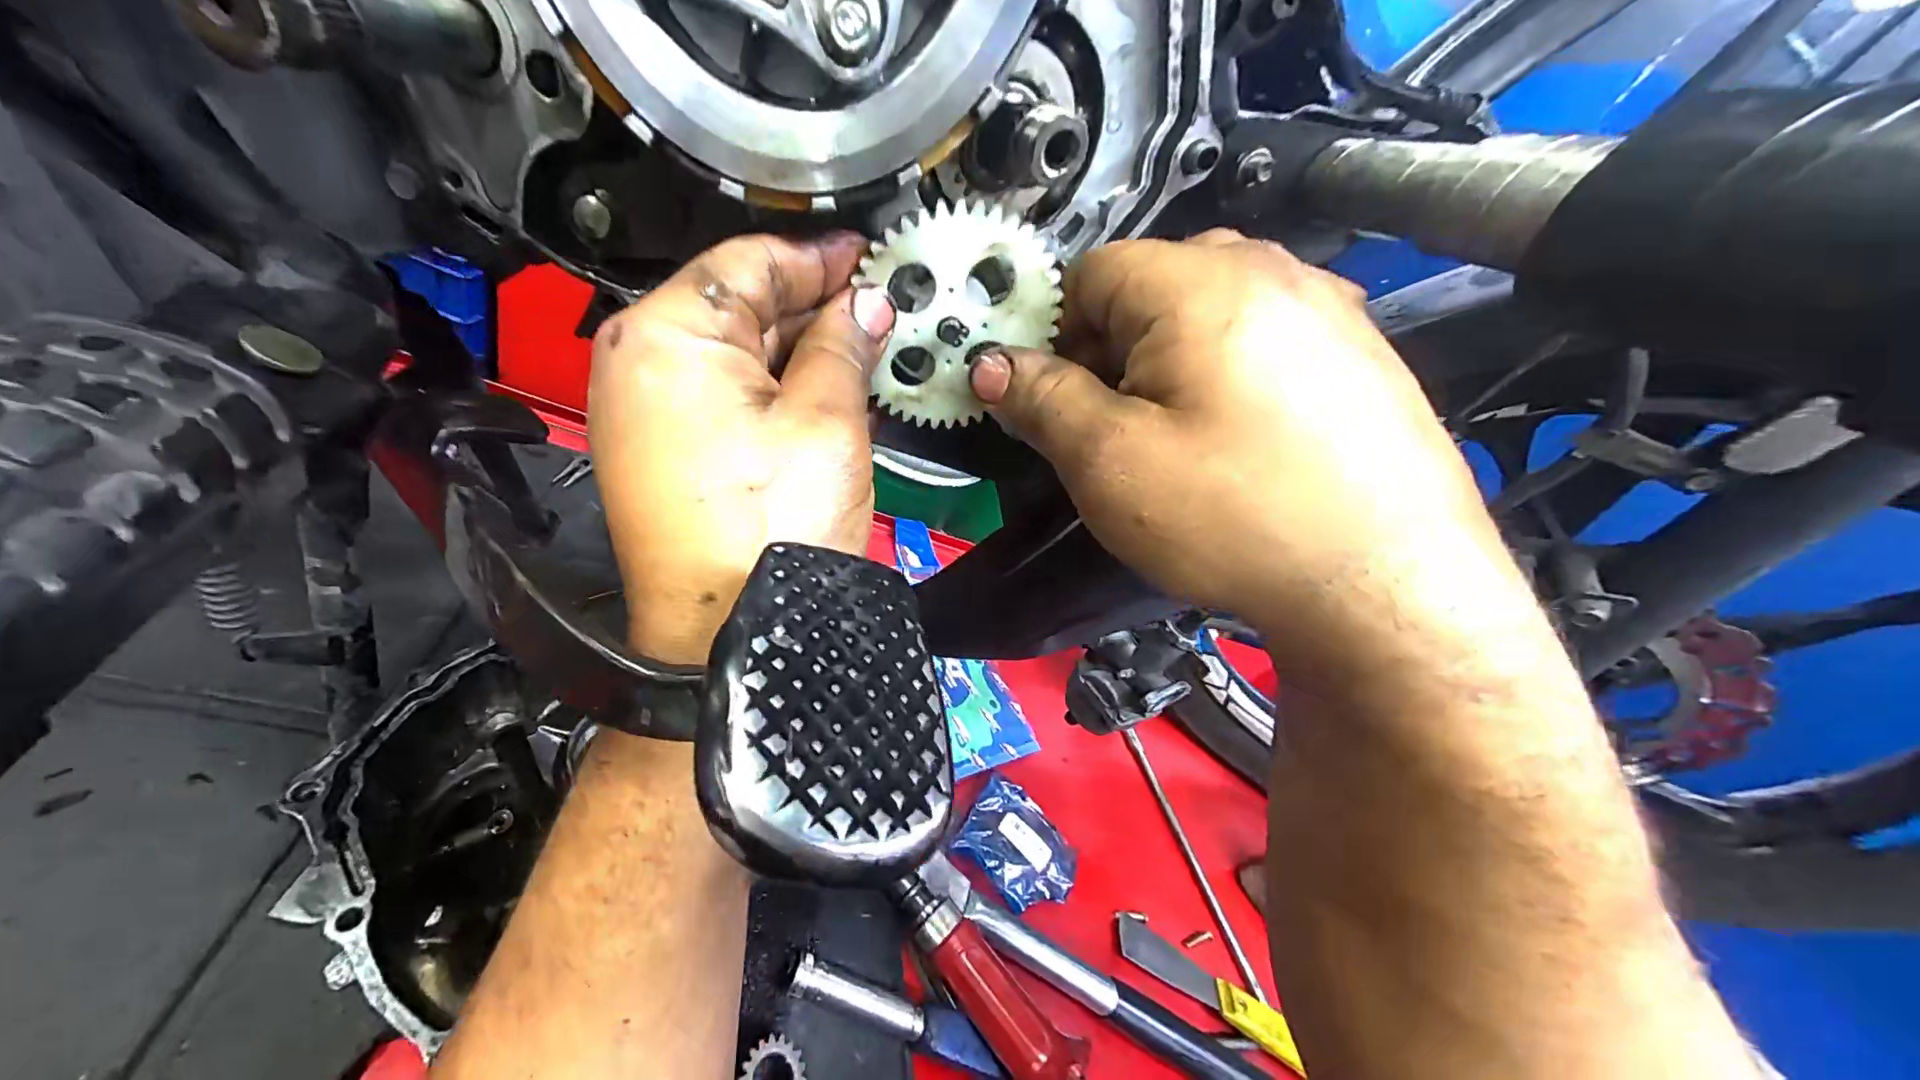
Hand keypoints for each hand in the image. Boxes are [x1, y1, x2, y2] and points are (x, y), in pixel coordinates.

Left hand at [588, 233, 894, 664]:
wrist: (728, 630)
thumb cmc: (770, 528)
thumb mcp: (826, 418)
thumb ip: (844, 344)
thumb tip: (864, 306)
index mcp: (668, 335)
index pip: (750, 261)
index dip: (818, 255)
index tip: (862, 257)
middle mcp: (639, 364)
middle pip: (737, 305)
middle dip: (811, 303)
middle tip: (873, 306)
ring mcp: (646, 412)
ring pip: (735, 353)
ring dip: (798, 348)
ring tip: (858, 347)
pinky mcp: (663, 452)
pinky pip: (724, 395)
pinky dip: (774, 386)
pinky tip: (821, 390)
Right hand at [969, 230, 1526, 689]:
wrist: (1388, 587)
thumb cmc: (1234, 516)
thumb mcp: (1110, 461)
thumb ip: (1042, 399)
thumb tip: (992, 364)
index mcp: (1201, 281)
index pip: (1090, 273)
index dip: (1052, 332)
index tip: (1045, 396)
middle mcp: (1274, 272)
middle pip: (1150, 289)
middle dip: (1109, 351)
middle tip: (1105, 429)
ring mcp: (1328, 311)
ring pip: (1207, 319)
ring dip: (1165, 368)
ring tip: (1171, 443)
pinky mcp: (1358, 358)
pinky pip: (1262, 345)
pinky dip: (1224, 380)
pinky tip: (1235, 446)